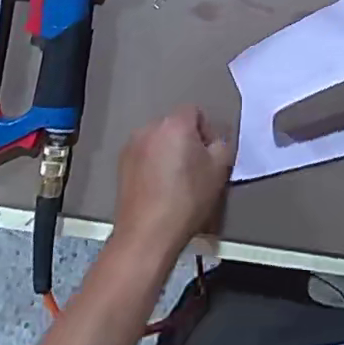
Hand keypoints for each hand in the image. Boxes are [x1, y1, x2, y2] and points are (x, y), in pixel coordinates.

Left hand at [112, 105, 235, 261]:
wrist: (148, 233)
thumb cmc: (187, 199)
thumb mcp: (219, 171)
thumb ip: (222, 145)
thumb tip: (215, 141)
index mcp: (175, 124)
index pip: (195, 111)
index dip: (206, 131)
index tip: (210, 155)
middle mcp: (150, 128)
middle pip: (176, 125)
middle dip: (187, 141)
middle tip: (196, 168)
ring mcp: (132, 145)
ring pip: (159, 140)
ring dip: (169, 151)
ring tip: (176, 180)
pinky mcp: (121, 163)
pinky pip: (144, 154)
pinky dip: (153, 163)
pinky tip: (158, 187)